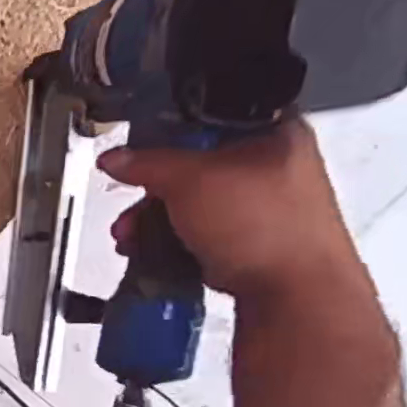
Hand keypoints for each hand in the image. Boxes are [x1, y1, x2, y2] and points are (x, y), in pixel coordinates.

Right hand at [99, 120, 365, 302]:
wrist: (290, 290)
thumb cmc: (262, 224)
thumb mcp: (191, 180)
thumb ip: (147, 164)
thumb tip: (115, 157)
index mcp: (274, 133)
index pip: (209, 116)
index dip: (168, 131)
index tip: (137, 148)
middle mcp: (271, 165)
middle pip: (191, 166)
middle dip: (150, 190)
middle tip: (132, 201)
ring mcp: (259, 205)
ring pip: (189, 202)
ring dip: (151, 219)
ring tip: (131, 235)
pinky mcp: (246, 238)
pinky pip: (195, 230)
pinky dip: (168, 239)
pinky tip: (148, 249)